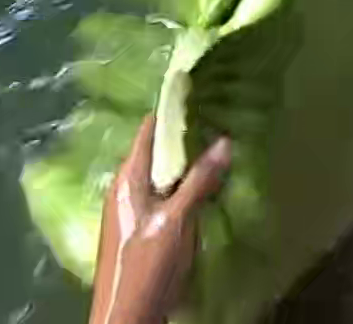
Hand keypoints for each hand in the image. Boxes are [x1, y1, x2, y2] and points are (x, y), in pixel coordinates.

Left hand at [88, 115, 231, 323]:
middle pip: (157, 148)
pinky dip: (187, 175)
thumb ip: (201, 179)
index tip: (200, 84)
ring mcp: (133, 210)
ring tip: (221, 135)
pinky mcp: (144, 227)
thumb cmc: (145, 267)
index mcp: (127, 182)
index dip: (172, 107)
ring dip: (189, 154)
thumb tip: (226, 139)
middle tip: (221, 107)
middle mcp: (125, 190)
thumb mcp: (177, 221)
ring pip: (164, 169)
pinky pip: (168, 187)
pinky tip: (209, 175)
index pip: (149, 130)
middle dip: (186, 129)